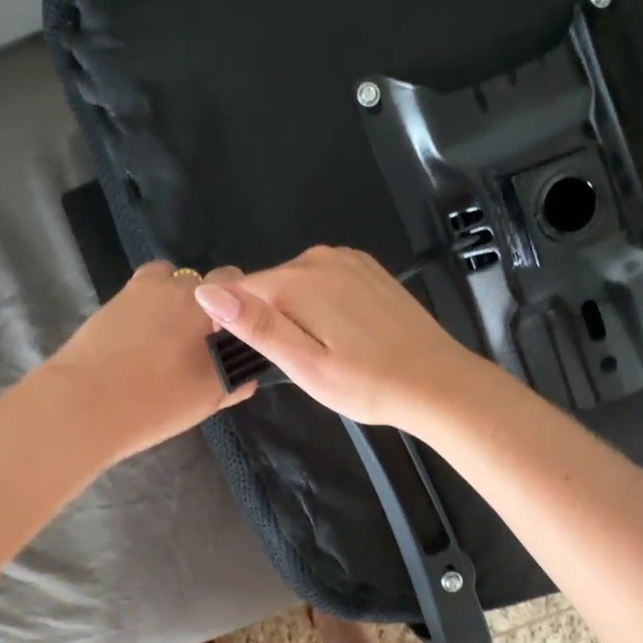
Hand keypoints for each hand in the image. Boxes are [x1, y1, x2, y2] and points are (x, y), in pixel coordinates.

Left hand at [45, 262, 253, 462]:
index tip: (234, 330)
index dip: (237, 300)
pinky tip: (142, 343)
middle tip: (200, 342)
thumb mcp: (207, 398)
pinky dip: (145, 311)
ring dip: (170, 301)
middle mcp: (171, 286)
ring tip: (168, 339)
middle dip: (202, 303)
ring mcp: (135, 292)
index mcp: (203, 301)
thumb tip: (248, 374)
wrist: (82, 407)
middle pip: (195, 282)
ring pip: (163, 284)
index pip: (232, 278)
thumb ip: (236, 381)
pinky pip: (138, 299)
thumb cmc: (156, 402)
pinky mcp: (108, 305)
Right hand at [191, 246, 489, 428]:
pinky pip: (327, 282)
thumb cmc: (366, 384)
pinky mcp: (370, 270)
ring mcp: (350, 260)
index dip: (239, 326)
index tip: (259, 358)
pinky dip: (325, 305)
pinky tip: (344, 334)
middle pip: (271, 286)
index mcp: (297, 280)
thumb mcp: (304, 364)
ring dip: (300, 313)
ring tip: (326, 352)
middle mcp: (320, 258)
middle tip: (302, 363)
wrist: (436, 382)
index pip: (240, 293)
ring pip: (299, 284)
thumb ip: (256, 325)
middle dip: (273, 320)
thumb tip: (206, 290)